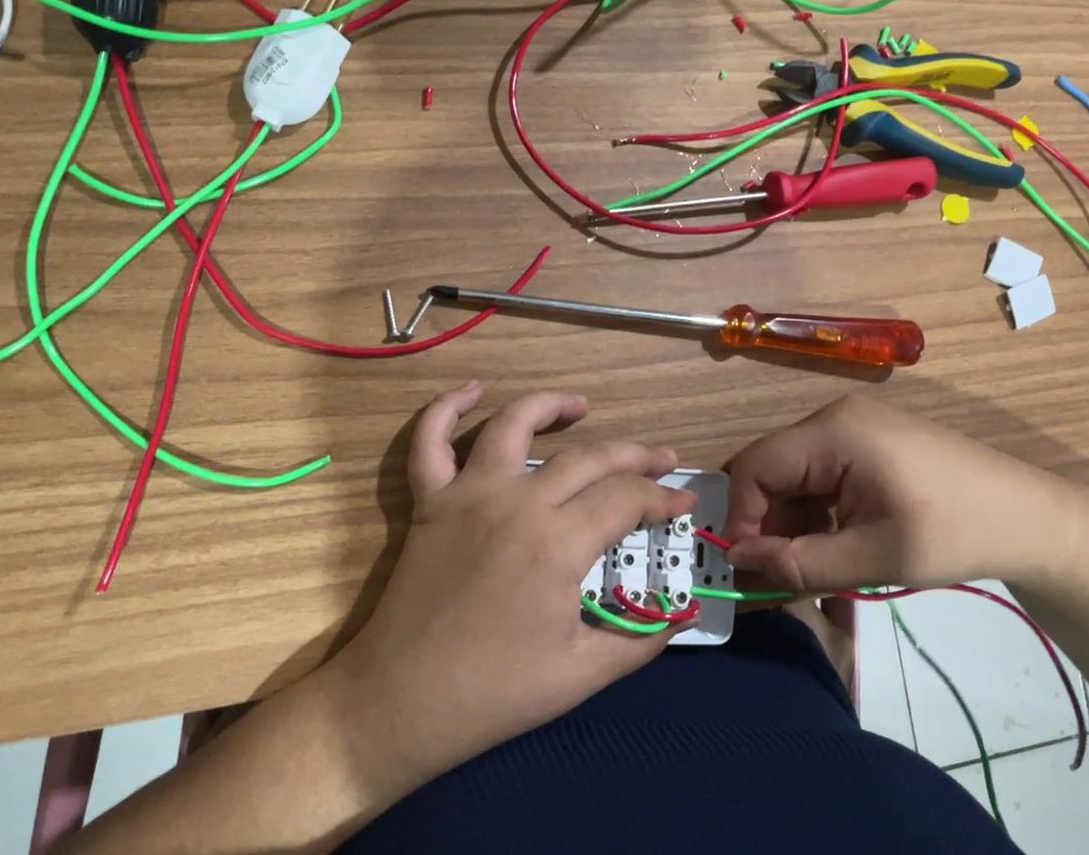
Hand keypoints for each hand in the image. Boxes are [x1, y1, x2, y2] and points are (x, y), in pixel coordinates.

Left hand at [321, 382, 694, 789]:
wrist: (405, 699)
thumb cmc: (496, 691)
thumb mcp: (583, 674)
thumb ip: (639, 640)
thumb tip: (679, 616)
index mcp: (558, 544)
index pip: (625, 500)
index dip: (662, 498)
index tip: (683, 504)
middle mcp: (516, 503)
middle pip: (587, 458)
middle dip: (633, 454)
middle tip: (661, 458)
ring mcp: (467, 494)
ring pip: (512, 425)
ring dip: (550, 405)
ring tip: (580, 404)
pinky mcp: (429, 501)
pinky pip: (430, 441)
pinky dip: (446, 408)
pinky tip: (472, 391)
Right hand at [722, 394, 1087, 592]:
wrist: (1035, 520)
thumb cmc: (956, 534)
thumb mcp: (875, 557)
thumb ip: (801, 561)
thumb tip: (739, 561)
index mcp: (834, 432)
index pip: (755, 467)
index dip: (743, 517)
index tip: (753, 567)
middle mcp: (836, 417)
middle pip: (772, 468)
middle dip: (770, 522)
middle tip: (785, 572)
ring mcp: (853, 425)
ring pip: (794, 473)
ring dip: (794, 520)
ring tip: (816, 563)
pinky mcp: (868, 440)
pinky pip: (819, 472)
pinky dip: (817, 509)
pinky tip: (837, 541)